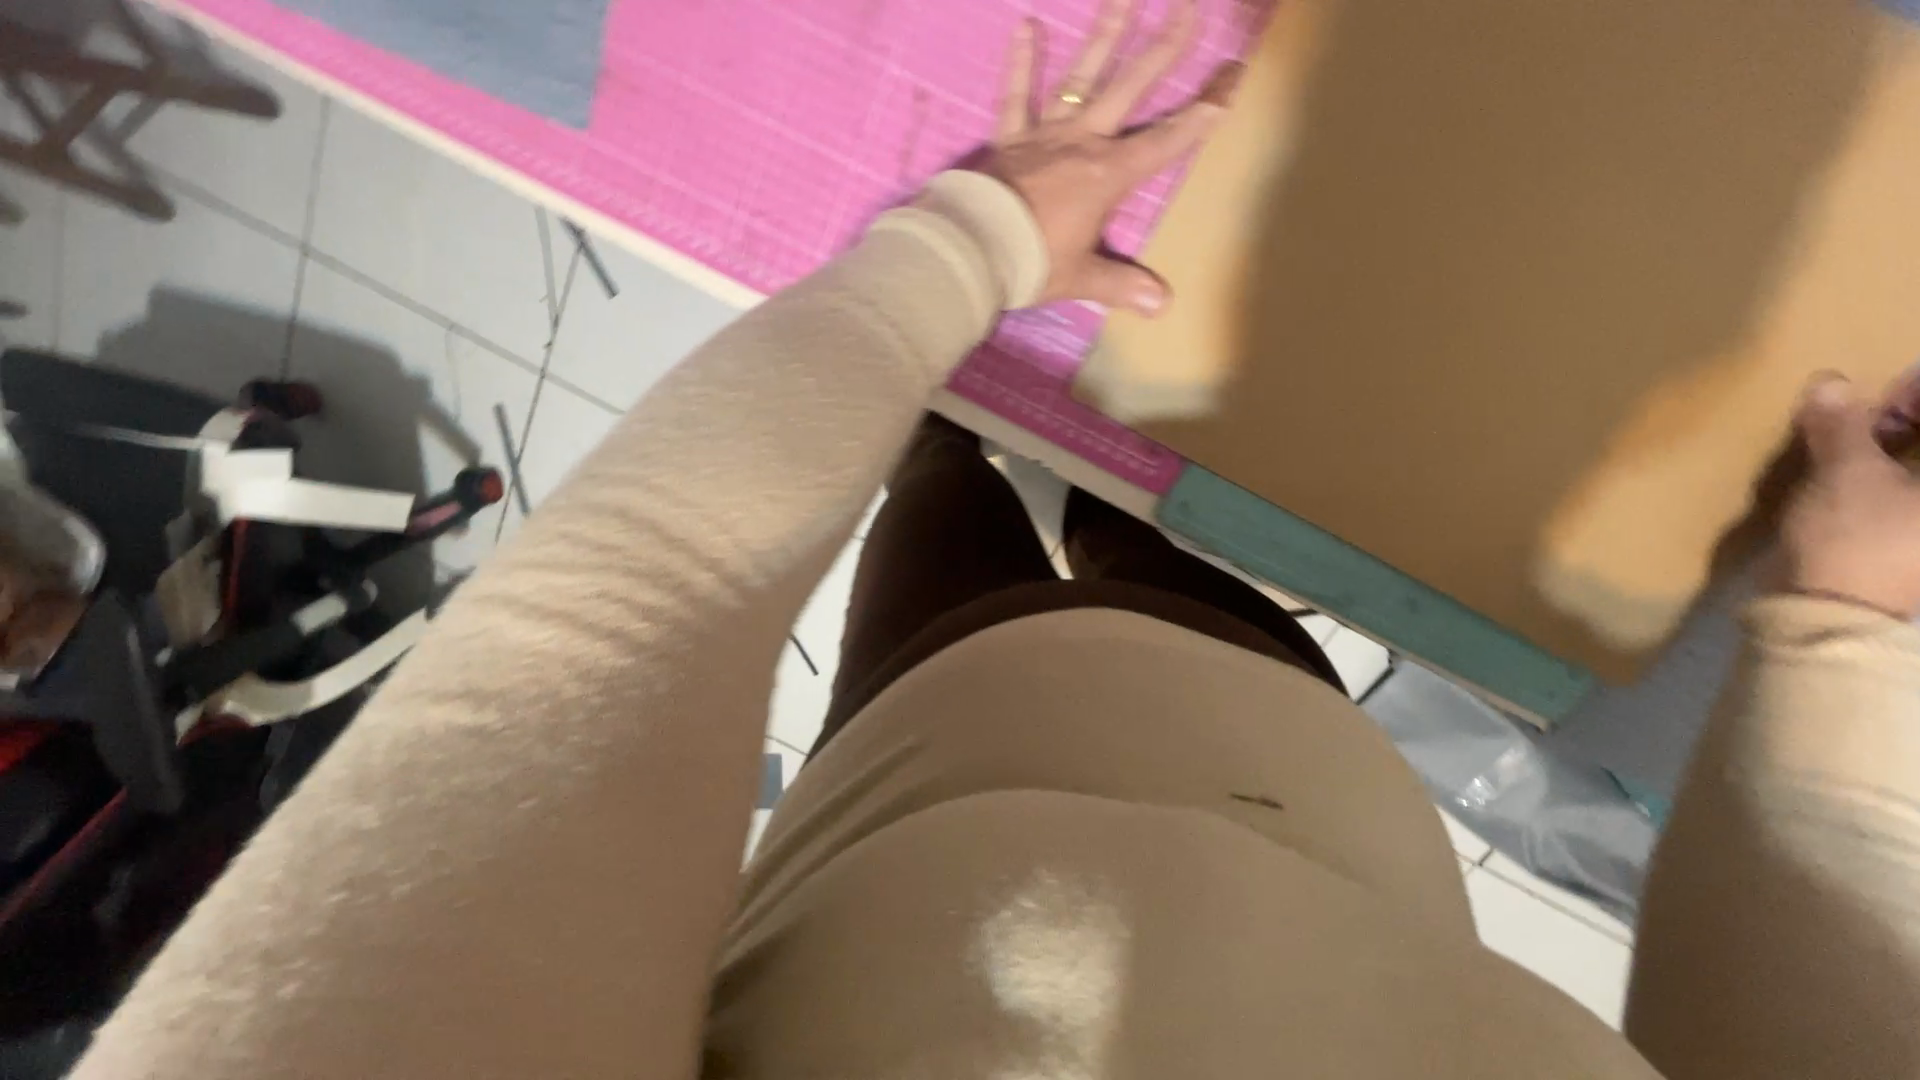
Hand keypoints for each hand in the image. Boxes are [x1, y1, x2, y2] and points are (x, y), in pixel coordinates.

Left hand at [971, 0, 1240, 316]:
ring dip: (1105, 34)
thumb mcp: (1082, 278)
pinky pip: (1015, 96)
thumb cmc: (1032, 263)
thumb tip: (1163, 303)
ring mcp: (1044, 135)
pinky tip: (1025, 25)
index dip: (1202, 112)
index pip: (1167, 141)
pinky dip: (1020, 63)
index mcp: (1108, 175)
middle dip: (1164, 48)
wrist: (973, 251)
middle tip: (1188, 7)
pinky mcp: (1008, 139)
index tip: (1231, 77)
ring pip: (1081, 76)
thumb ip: (1121, 285)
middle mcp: (1082, 142)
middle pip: (1130, 88)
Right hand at [1779, 371, 1919, 617]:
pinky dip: (1892, 475)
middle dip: (1911, 419)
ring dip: (1900, 446)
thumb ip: (1842, 425)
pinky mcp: (1915, 540)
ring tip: (1858, 442)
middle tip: (1869, 414)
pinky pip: (1909, 495)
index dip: (1919, 393)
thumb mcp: (1844, 475)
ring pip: (1919, 468)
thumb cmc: (1856, 539)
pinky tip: (1860, 473)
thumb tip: (1830, 382)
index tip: (1881, 393)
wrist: (1832, 613)